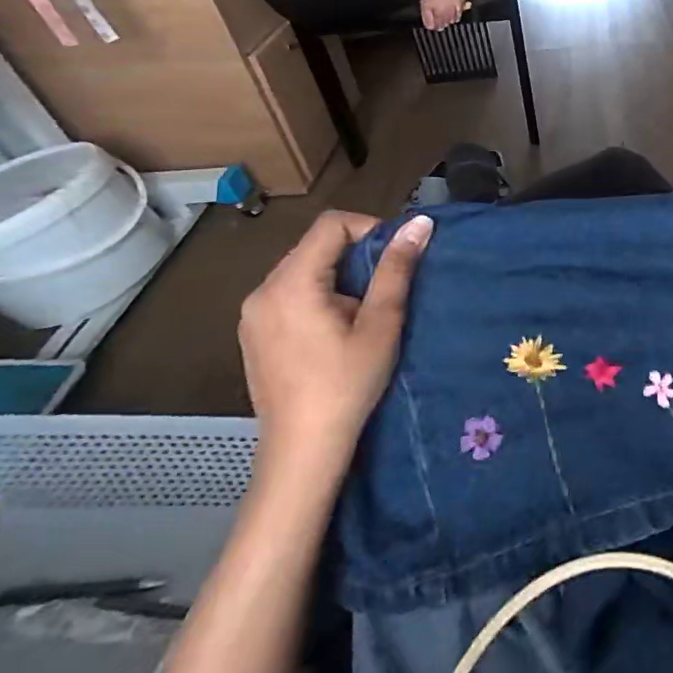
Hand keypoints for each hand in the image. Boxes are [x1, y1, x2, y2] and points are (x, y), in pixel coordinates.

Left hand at [239, 211, 432, 459]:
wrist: (302, 450)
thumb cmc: (347, 385)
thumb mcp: (381, 324)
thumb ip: (397, 268)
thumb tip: (420, 222)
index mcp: (290, 283)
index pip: (331, 224)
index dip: (369, 229)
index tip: (395, 259)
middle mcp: (262, 289)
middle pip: (315, 245)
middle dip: (355, 254)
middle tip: (385, 287)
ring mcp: (252, 313)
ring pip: (302, 268)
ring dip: (337, 275)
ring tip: (364, 310)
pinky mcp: (253, 332)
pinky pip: (288, 293)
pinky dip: (317, 294)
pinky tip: (336, 329)